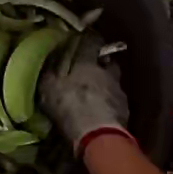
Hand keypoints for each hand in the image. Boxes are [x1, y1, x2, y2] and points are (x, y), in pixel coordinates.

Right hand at [39, 40, 133, 158]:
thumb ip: (48, 75)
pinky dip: (111, 103)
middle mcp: (106, 72)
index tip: (84, 39)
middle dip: (101, 63)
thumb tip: (47, 64)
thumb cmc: (69, 106)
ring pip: (114, 81)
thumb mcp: (49, 90)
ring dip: (107, 84)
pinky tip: (104, 110)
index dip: (88, 41)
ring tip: (98, 93)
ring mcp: (118, 91)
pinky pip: (117, 101)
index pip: (91, 44)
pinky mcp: (125, 110)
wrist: (98, 134)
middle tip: (92, 68)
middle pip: (107, 62)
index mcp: (87, 63)